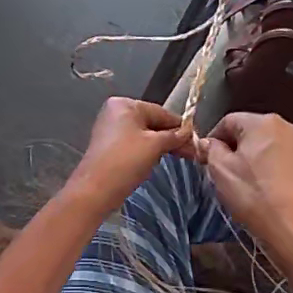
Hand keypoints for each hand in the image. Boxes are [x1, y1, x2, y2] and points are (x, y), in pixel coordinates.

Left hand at [66, 98, 196, 211]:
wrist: (96, 188)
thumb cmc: (126, 160)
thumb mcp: (155, 144)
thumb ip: (174, 136)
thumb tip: (188, 134)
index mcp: (124, 104)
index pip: (161, 112)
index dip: (180, 126)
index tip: (196, 140)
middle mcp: (115, 112)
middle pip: (152, 122)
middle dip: (171, 137)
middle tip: (191, 152)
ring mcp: (110, 130)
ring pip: (144, 135)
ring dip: (161, 146)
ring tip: (179, 157)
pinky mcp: (109, 147)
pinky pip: (134, 145)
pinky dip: (147, 152)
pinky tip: (157, 161)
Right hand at [197, 112, 292, 261]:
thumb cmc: (253, 193)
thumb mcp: (220, 169)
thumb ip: (210, 149)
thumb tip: (208, 143)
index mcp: (262, 121)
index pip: (227, 121)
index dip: (212, 139)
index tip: (204, 161)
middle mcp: (284, 126)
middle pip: (246, 131)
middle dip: (231, 148)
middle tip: (220, 172)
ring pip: (261, 145)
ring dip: (246, 158)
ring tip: (240, 182)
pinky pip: (275, 157)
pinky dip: (263, 167)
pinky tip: (258, 186)